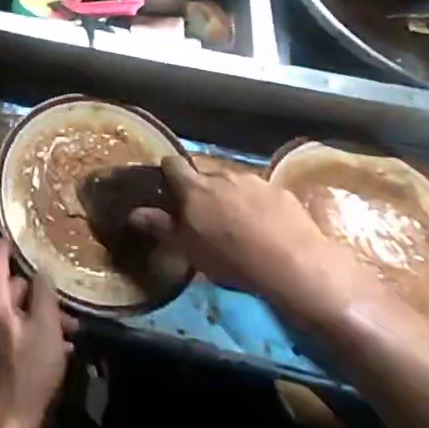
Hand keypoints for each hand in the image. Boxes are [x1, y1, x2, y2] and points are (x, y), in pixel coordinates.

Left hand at [0, 240, 75, 427]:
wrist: (8, 421)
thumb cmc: (29, 371)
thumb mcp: (46, 328)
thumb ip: (43, 295)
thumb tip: (40, 271)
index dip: (6, 246)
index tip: (15, 231)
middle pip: (11, 288)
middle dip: (39, 291)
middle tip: (68, 300)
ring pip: (18, 312)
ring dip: (43, 316)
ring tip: (72, 330)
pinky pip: (17, 331)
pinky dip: (37, 332)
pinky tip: (61, 347)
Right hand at [128, 156, 370, 327]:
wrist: (294, 264)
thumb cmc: (231, 258)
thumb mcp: (188, 248)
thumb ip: (161, 226)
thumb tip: (134, 212)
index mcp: (194, 187)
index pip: (173, 163)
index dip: (168, 171)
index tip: (168, 185)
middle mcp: (223, 176)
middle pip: (205, 173)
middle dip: (201, 186)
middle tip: (203, 211)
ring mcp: (255, 181)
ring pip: (234, 181)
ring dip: (230, 194)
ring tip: (237, 220)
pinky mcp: (281, 191)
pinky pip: (260, 192)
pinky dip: (256, 203)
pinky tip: (264, 225)